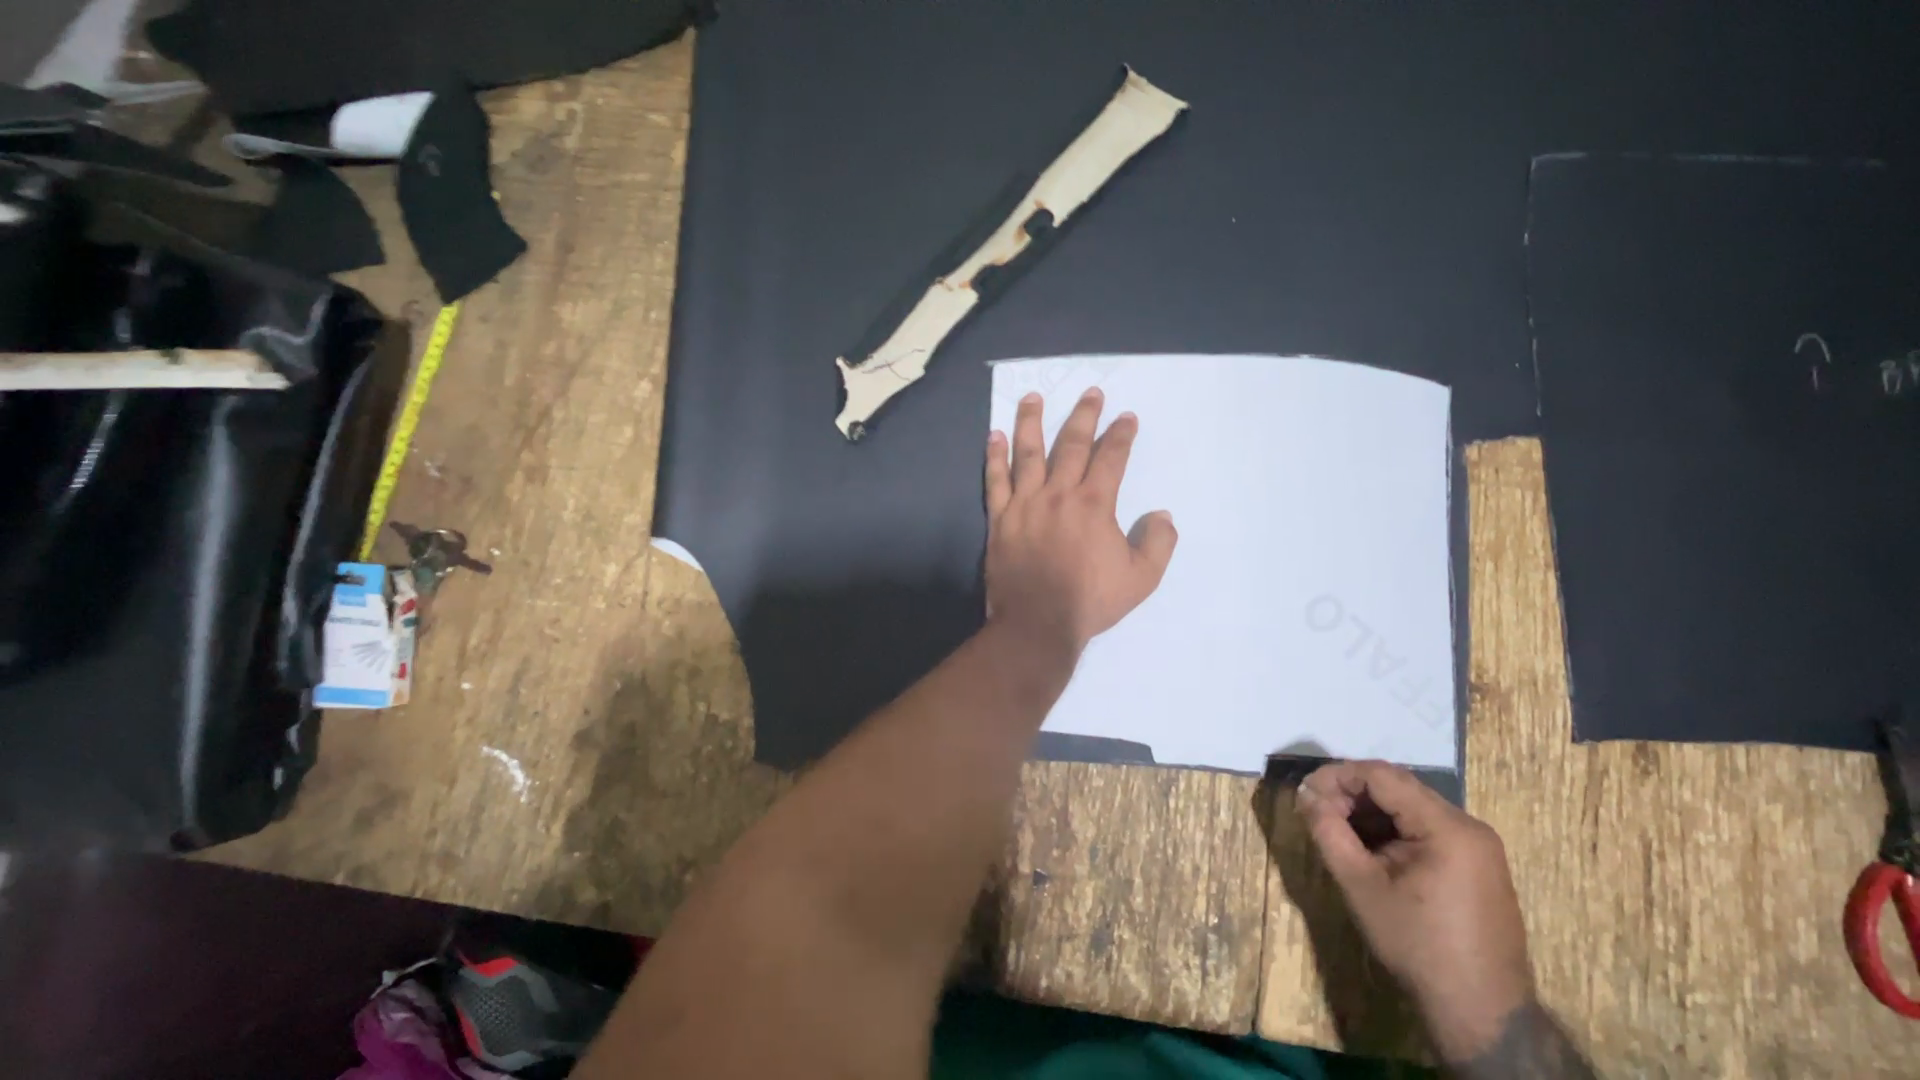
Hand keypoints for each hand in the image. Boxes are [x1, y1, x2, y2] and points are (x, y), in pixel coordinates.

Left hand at [984, 388, 1177, 653]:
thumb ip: (1157, 543)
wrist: (1037, 624)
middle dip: (1083, 416)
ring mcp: (1024, 504)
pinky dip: (994, 457)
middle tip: (1089, 393)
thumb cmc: (1089, 601)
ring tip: (1032, 397)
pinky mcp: (999, 520)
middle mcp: (1058, 494)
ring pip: (1027, 453)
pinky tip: (993, 436)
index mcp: (1093, 504)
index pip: (1111, 458)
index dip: (1121, 435)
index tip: (1126, 417)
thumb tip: (1161, 515)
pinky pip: (995, 481)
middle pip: (1071, 445)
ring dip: (1031, 422)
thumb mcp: (1141, 578)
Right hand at [1296, 761, 1534, 1064]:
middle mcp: (1469, 825)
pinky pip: (1428, 830)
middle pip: (1399, 788)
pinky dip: (1393, 832)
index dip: (1338, 776)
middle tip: (1317, 815)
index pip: (1383, 776)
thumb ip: (1330, 832)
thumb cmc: (1416, 945)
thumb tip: (1306, 794)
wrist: (1481, 1010)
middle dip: (1352, 795)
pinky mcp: (1478, 865)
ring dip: (1371, 814)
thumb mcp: (1361, 886)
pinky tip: (1370, 852)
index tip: (1304, 793)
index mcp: (1447, 826)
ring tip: (1337, 833)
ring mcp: (1479, 846)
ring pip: (1412, 808)